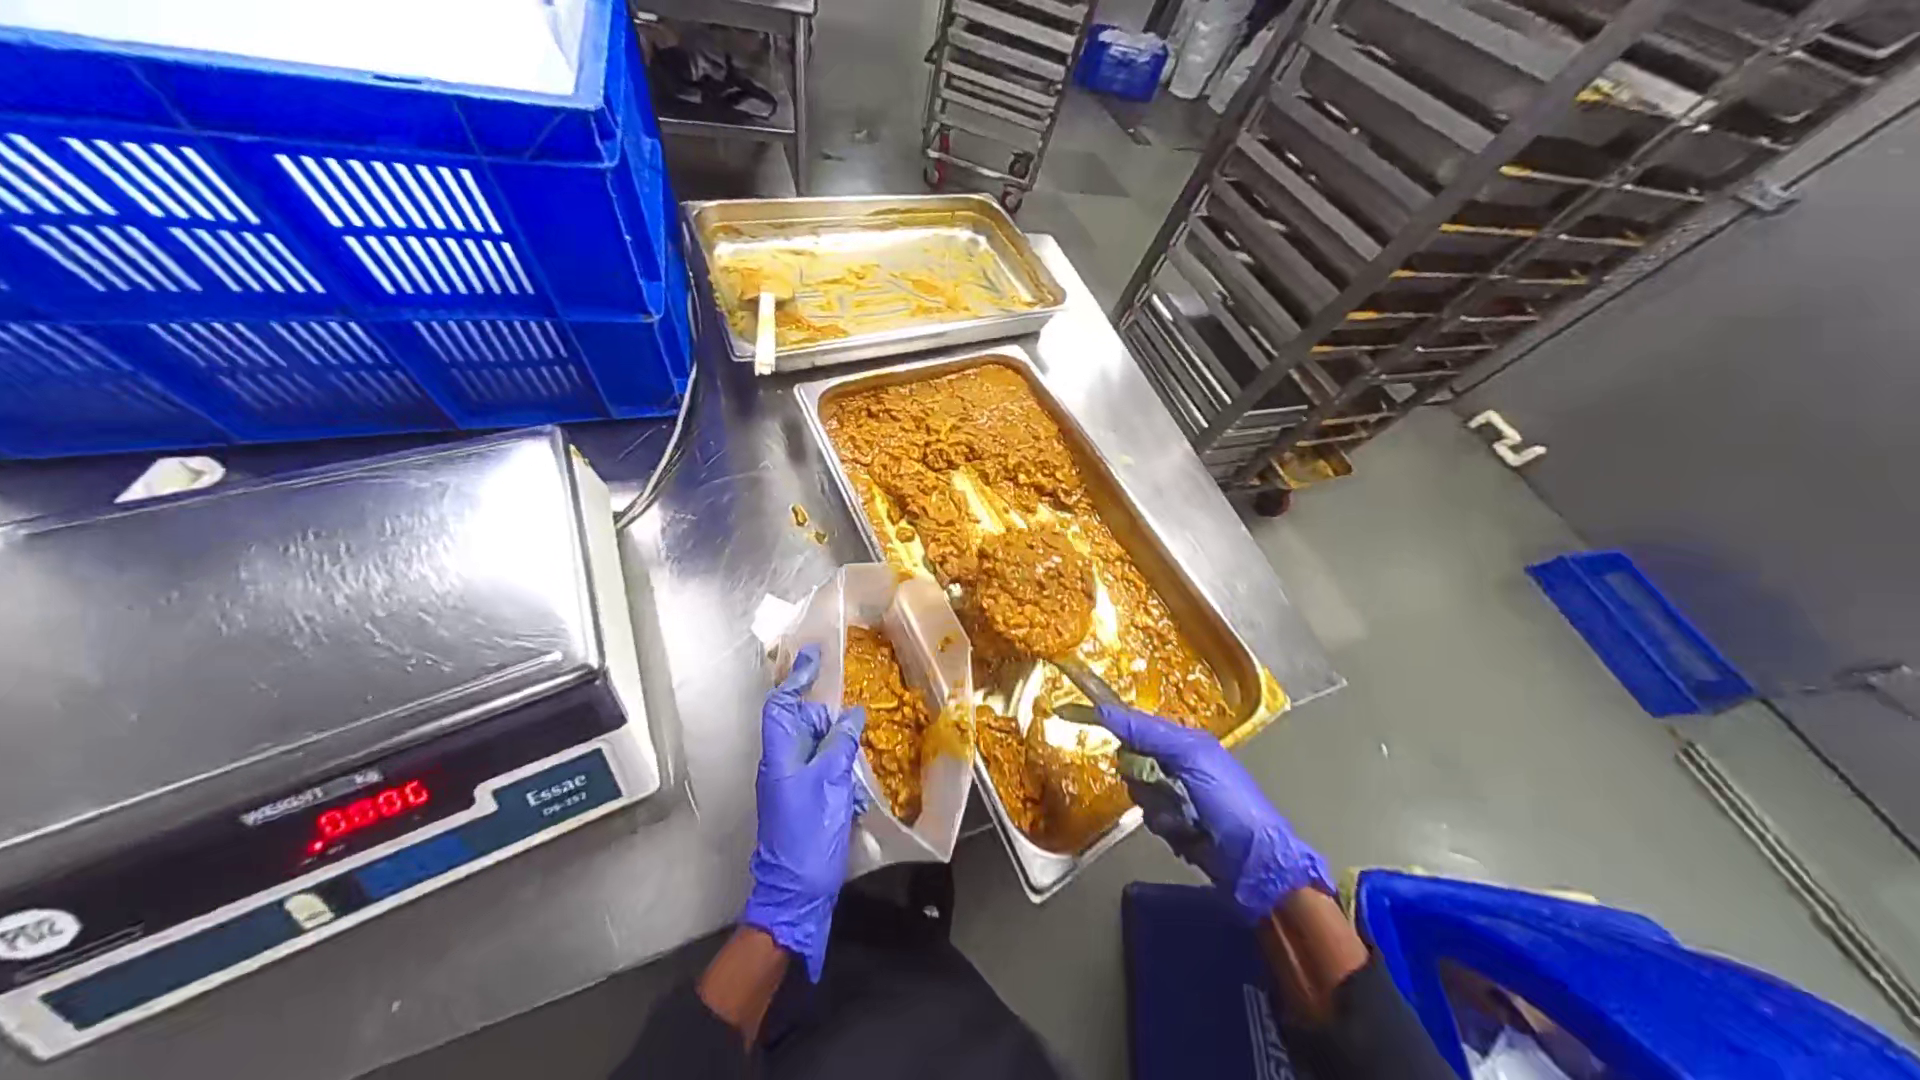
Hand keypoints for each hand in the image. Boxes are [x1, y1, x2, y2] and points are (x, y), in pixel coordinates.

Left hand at [740, 645, 866, 980]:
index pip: (781, 705)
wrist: (795, 893)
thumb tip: (852, 715)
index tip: (814, 655)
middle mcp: (782, 764)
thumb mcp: (830, 786)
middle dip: (826, 714)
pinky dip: (840, 766)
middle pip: (801, 722)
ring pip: (816, 745)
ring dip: (837, 743)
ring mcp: (793, 783)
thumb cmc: (808, 838)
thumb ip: (841, 745)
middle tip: (853, 714)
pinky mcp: (806, 799)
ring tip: (858, 751)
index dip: (796, 678)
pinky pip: (823, 768)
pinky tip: (857, 780)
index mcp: (780, 756)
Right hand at [1093, 704, 1330, 921]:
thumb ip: (1150, 733)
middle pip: (1132, 758)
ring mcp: (1175, 791)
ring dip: (1156, 804)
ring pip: (1137, 787)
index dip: (1110, 719)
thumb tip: (1107, 711)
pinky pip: (1148, 813)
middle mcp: (1177, 761)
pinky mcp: (1173, 818)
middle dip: (1142, 776)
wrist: (1253, 862)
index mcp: (1184, 740)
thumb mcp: (1190, 757)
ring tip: (1184, 815)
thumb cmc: (1229, 802)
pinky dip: (1162, 823)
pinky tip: (1184, 831)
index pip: (1137, 722)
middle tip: (1165, 787)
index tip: (1071, 712)